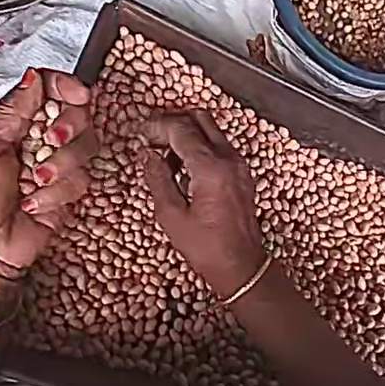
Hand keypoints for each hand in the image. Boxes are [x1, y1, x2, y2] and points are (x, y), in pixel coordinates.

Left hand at [0, 68, 94, 323]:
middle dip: (68, 127)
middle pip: (76, 113)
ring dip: (61, 165)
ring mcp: (56, 166)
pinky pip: (82, 180)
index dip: (66, 86)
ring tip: (33, 182)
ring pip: (85, 147)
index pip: (48, 89)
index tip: (77, 93)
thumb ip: (12, 109)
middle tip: (50, 141)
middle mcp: (38, 140)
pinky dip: (58, 192)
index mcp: (13, 122)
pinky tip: (36, 202)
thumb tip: (35, 77)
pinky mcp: (68, 192)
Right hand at [140, 110, 265, 294]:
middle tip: (152, 138)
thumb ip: (158, 179)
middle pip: (199, 118)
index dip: (157, 127)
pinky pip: (219, 146)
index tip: (142, 135)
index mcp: (211, 169)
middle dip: (173, 122)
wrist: (242, 267)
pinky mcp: (242, 174)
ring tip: (164, 157)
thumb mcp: (172, 216)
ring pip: (211, 129)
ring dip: (187, 134)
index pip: (181, 128)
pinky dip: (200, 146)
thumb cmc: (207, 248)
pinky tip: (183, 168)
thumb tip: (148, 155)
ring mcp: (239, 165)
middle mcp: (229, 160)